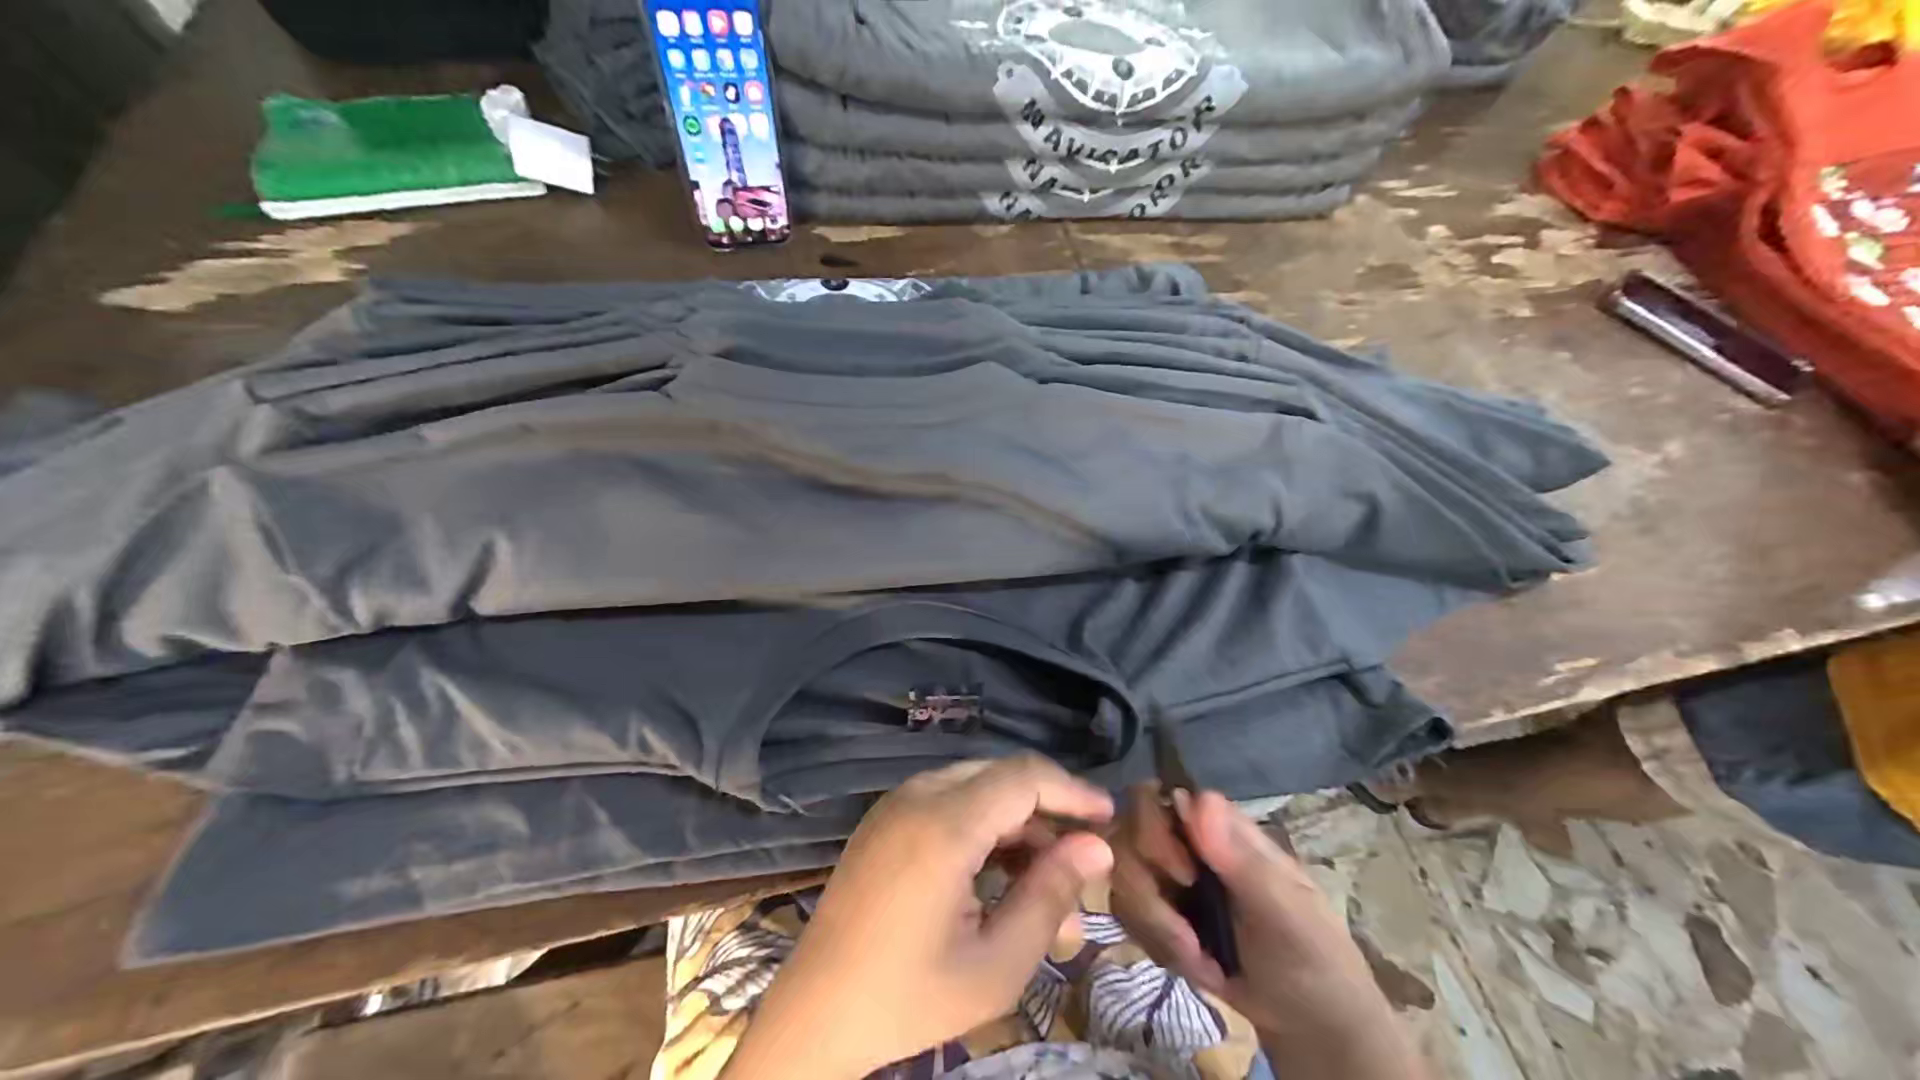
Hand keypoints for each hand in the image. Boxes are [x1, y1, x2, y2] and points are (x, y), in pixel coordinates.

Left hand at [723, 757, 1114, 1079]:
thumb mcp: (996, 965)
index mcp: (943, 825)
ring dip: (1017, 822)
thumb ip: (1050, 896)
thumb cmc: (910, 997)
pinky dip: (983, 825)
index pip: (1024, 777)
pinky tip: (1001, 874)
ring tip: (1047, 881)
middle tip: (1082, 860)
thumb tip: (1096, 846)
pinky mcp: (884, 819)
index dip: (1072, 791)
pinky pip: (947, 801)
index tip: (1109, 818)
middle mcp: (917, 797)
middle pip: (1001, 776)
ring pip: (976, 786)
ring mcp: (895, 804)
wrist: (815, 1013)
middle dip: (1048, 810)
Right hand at [1109, 785, 1428, 1079]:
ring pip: (1122, 880)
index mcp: (1216, 825)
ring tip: (1200, 962)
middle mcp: (1182, 840)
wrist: (1310, 1021)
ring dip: (1156, 930)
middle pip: (1126, 839)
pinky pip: (1125, 916)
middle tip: (1188, 940)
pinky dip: (1156, 946)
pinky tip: (1193, 965)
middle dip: (1149, 898)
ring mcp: (1164, 875)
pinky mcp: (1154, 910)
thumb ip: (1243, 859)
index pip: (1153, 797)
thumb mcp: (1288, 912)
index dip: (1153, 832)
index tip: (1183, 877)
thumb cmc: (1312, 954)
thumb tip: (1200, 799)